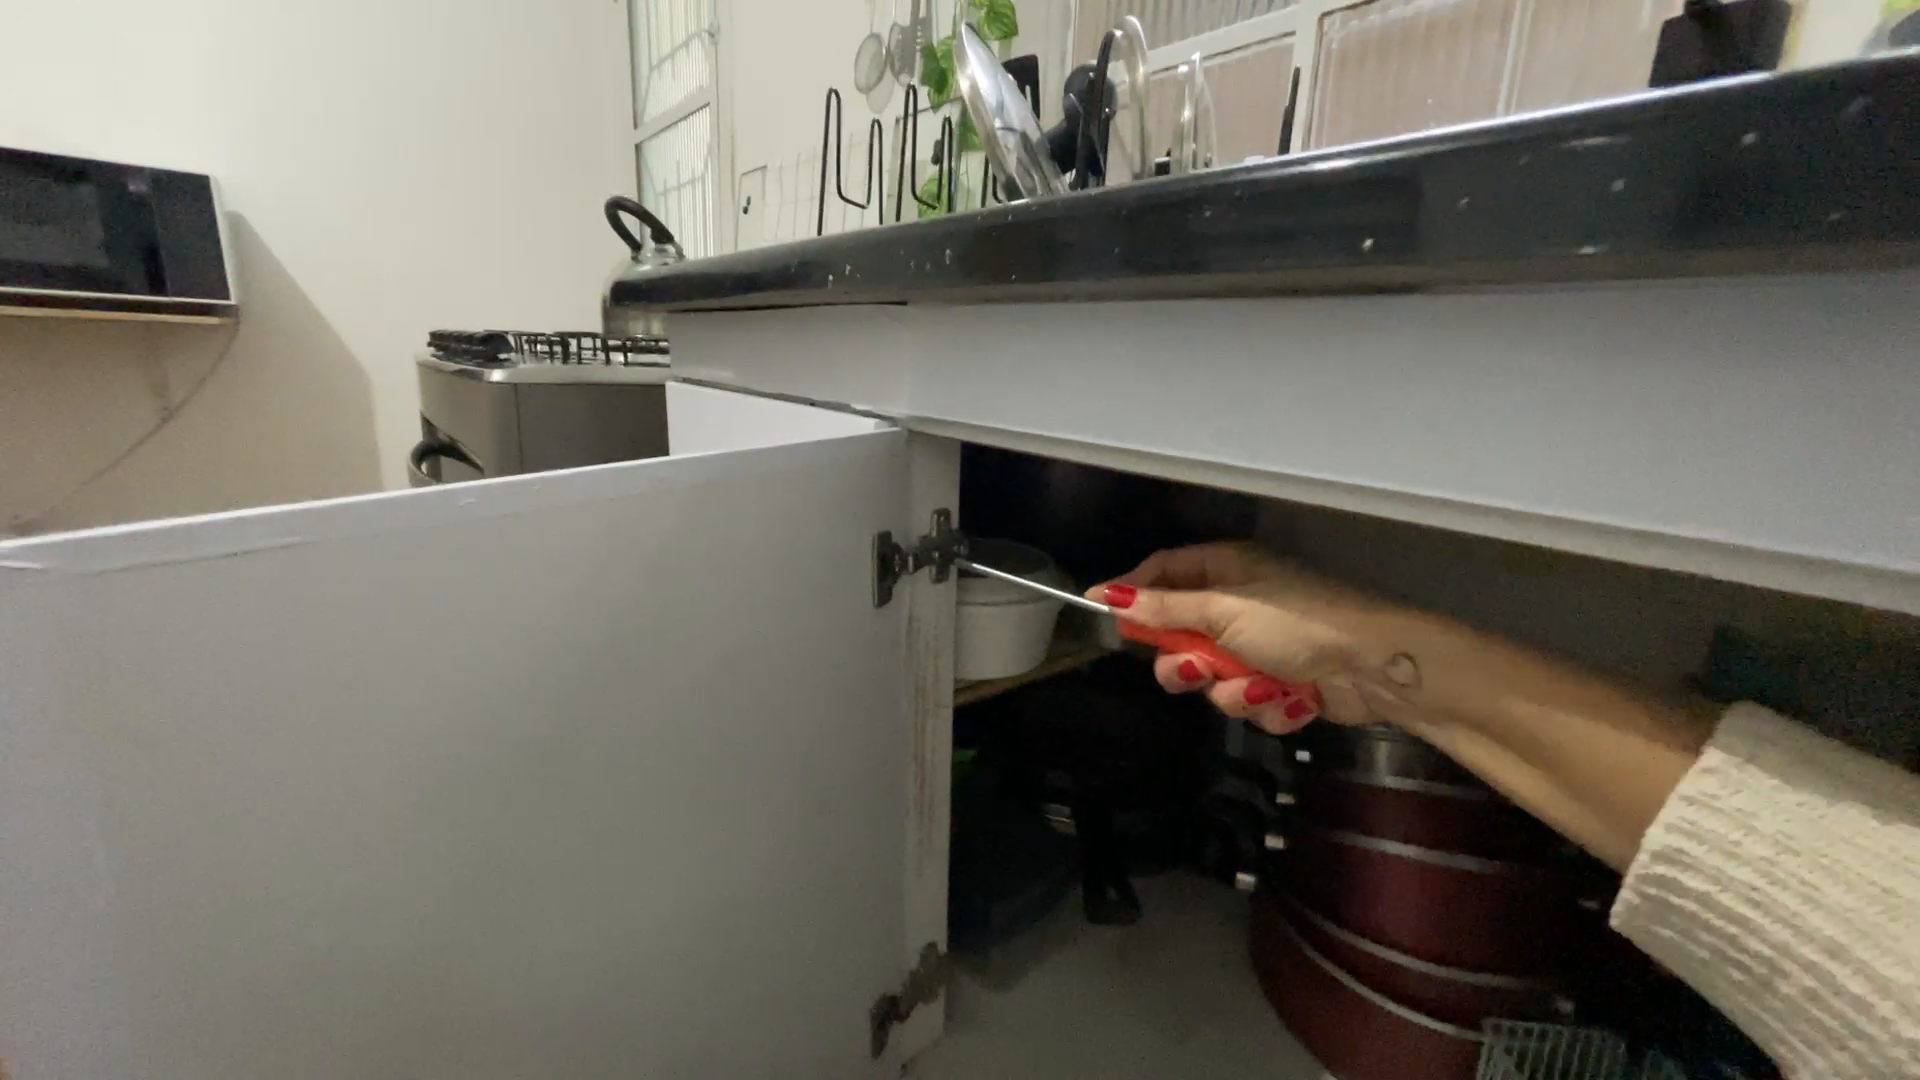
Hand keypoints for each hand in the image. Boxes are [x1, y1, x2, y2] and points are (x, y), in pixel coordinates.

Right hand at [1087, 542, 1427, 735]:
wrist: (1377, 668)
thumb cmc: (1297, 623)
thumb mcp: (1222, 611)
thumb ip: (1164, 609)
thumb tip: (1109, 595)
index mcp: (1226, 570)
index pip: (1163, 573)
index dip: (1131, 592)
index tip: (1100, 612)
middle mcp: (1238, 603)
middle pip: (1180, 633)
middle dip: (1184, 662)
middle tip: (1189, 673)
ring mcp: (1259, 645)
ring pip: (1211, 676)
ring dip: (1230, 689)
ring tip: (1259, 689)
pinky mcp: (1279, 682)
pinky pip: (1245, 698)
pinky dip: (1264, 704)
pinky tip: (1290, 699)